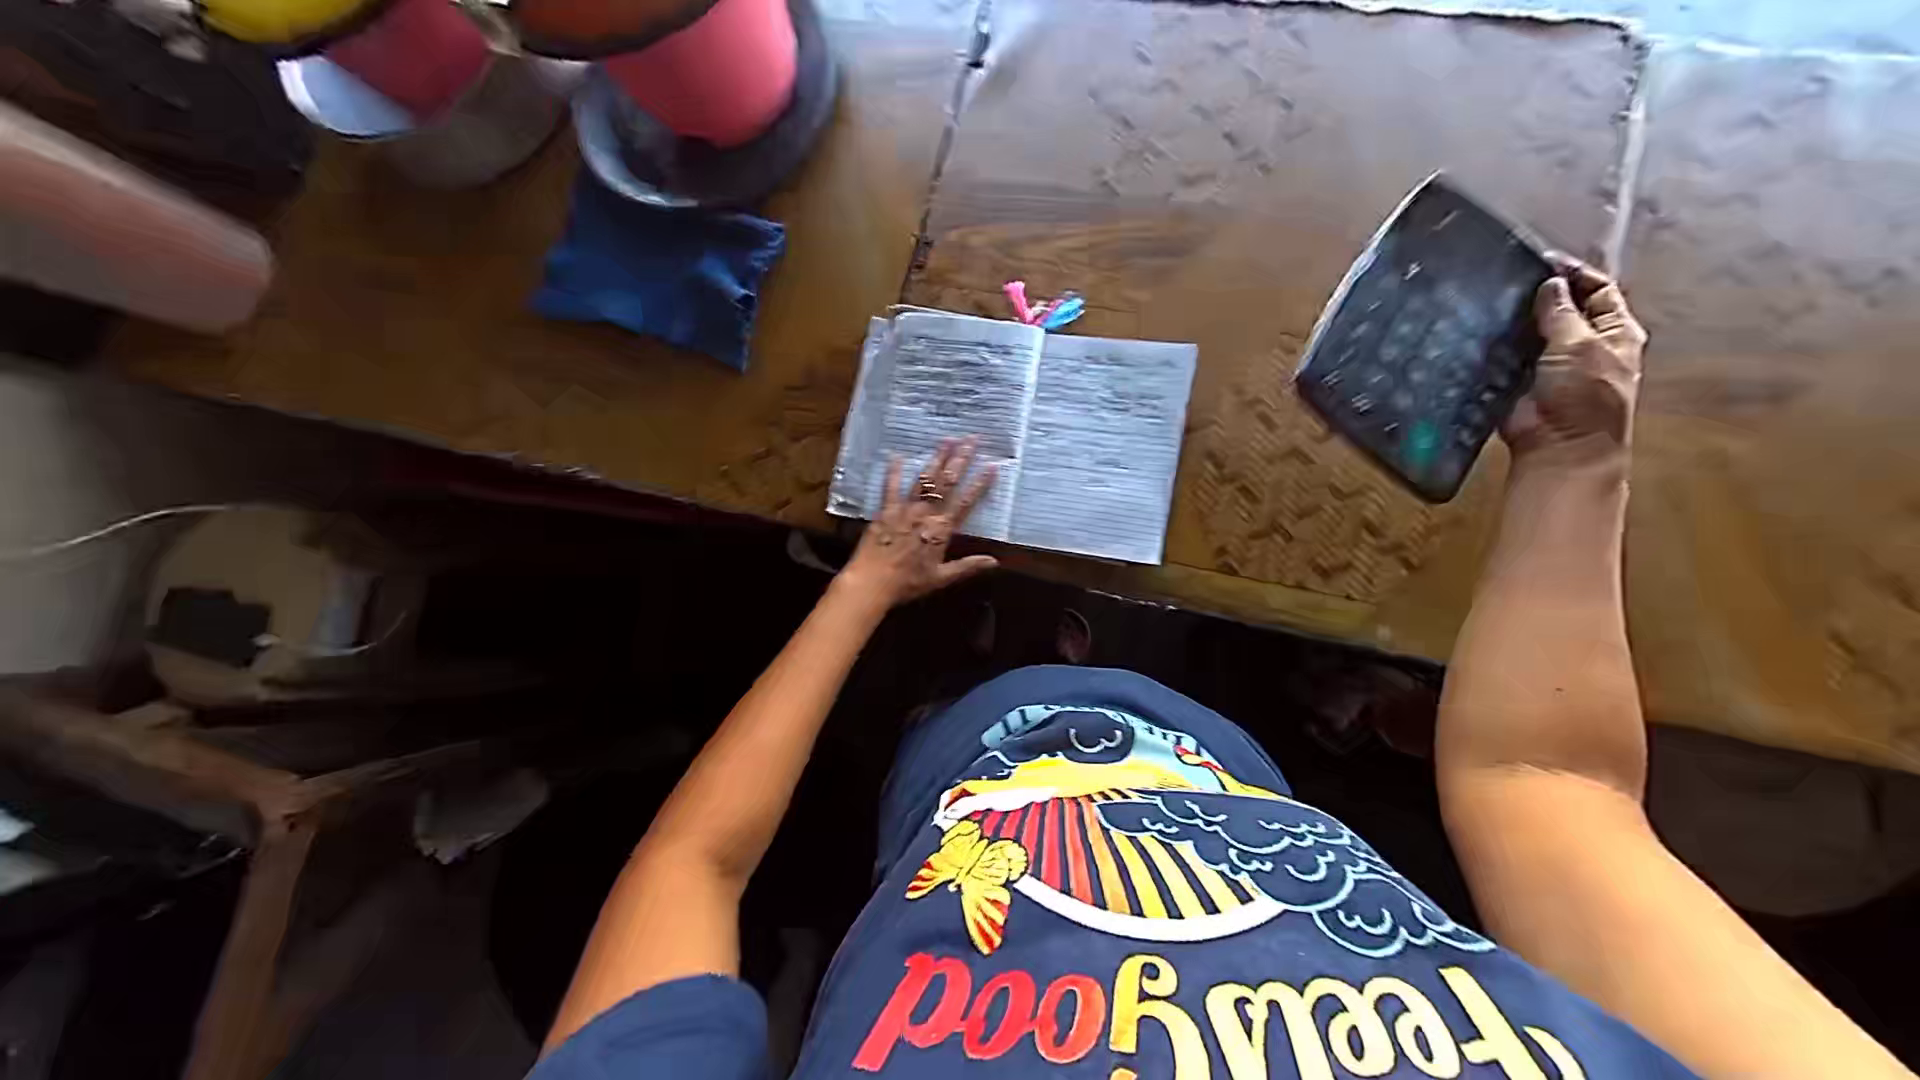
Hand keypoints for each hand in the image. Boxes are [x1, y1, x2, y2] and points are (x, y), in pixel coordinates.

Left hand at [836, 436, 998, 608]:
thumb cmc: (908, 583)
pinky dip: (894, 471)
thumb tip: (994, 561)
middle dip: (961, 459)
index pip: (966, 502)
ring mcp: (905, 509)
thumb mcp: (941, 578)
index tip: (992, 466)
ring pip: (925, 479)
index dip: (980, 484)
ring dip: (937, 458)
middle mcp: (926, 514)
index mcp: (942, 530)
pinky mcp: (885, 510)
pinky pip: (891, 487)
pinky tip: (897, 455)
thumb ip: (967, 566)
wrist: (873, 583)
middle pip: (948, 482)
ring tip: (947, 439)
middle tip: (972, 438)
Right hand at [1502, 257, 1646, 473]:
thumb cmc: (1583, 395)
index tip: (1543, 261)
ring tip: (1485, 303)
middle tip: (1506, 281)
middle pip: (1560, 310)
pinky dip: (1493, 347)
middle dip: (1539, 297)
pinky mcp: (1517, 382)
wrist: (1559, 446)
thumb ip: (1562, 314)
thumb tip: (1550, 284)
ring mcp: (1548, 365)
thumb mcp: (1580, 345)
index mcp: (1613, 332)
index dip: (1574, 274)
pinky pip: (1504, 358)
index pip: (1597, 291)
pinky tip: (1475, 332)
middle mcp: (1582, 345)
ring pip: (1529, 334)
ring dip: (1512, 322)